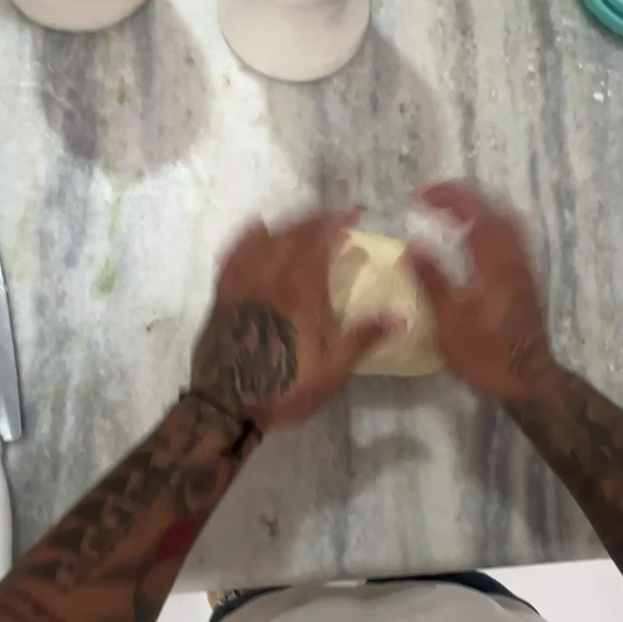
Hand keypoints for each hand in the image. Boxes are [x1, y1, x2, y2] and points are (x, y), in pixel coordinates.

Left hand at [190, 209, 398, 431]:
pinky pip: (235, 253)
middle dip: (316, 220)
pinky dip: (250, 236)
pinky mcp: (222, 294)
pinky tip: (259, 230)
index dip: (336, 222)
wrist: (223, 406)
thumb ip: (361, 339)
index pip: (318, 242)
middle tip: (337, 222)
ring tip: (306, 226)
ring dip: (288, 226)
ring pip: (265, 239)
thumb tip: (400, 316)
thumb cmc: (283, 390)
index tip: (355, 215)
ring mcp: (242, 284)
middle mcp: (269, 279)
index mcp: (299, 295)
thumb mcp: (331, 373)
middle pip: (293, 234)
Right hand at [404, 181, 558, 402]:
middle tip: (436, 196)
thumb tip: (413, 244)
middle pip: (496, 210)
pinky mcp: (526, 282)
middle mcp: (514, 259)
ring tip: (455, 211)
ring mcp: (524, 270)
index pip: (474, 214)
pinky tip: (478, 239)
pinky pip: (512, 238)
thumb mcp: (450, 321)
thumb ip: (432, 280)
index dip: (447, 198)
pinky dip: (492, 226)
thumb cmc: (486, 354)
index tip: (420, 195)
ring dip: (481, 209)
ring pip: (508, 223)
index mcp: (495, 264)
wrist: (527, 379)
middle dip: (465, 196)